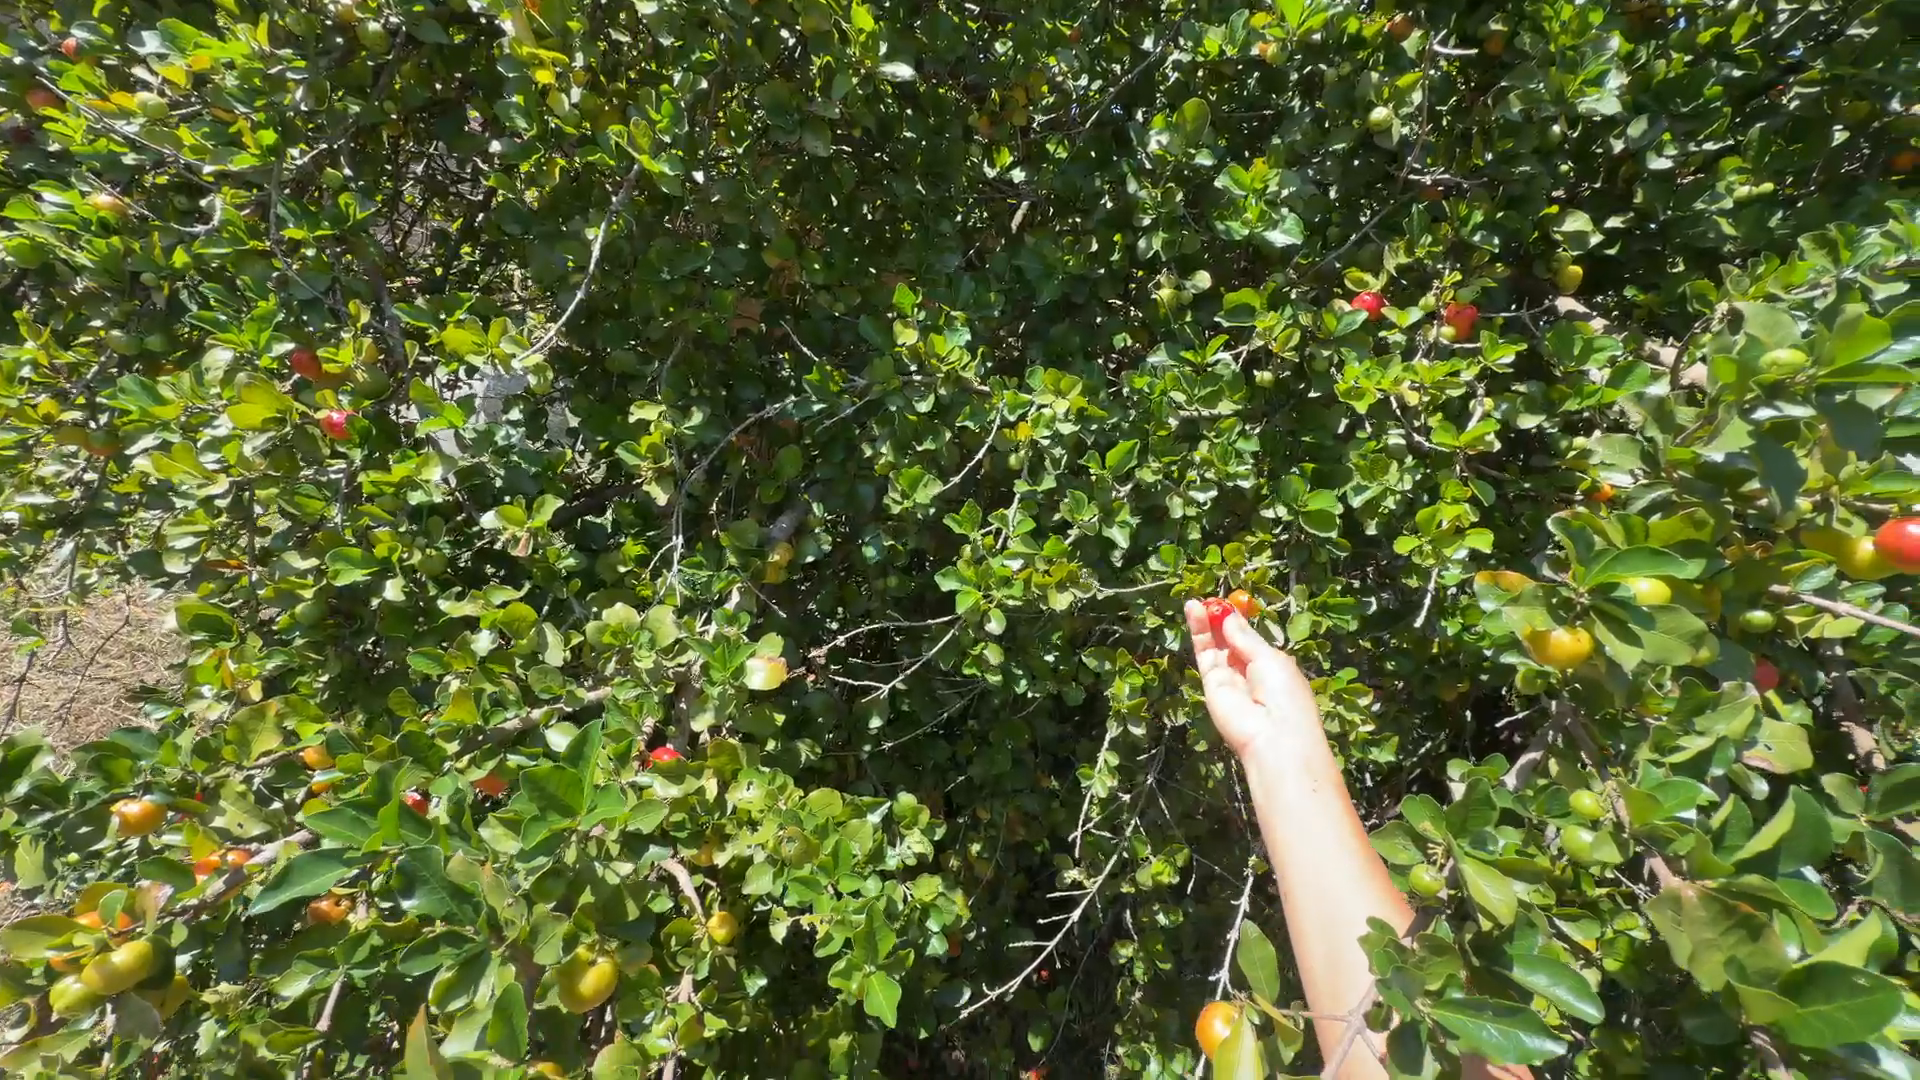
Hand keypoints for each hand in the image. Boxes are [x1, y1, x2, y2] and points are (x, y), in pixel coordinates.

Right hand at [1184, 599, 1320, 760]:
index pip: (1250, 638)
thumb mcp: (1270, 658)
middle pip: (1230, 640)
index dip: (1238, 621)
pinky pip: (1204, 654)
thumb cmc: (1285, 695)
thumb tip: (1229, 615)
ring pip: (1215, 645)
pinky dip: (1199, 633)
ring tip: (1196, 603)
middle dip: (1220, 620)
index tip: (1228, 602)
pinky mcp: (1211, 683)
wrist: (1273, 737)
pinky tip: (1195, 613)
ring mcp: (1228, 677)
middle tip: (1209, 600)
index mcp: (1272, 665)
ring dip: (1206, 623)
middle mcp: (1249, 670)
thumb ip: (1244, 637)